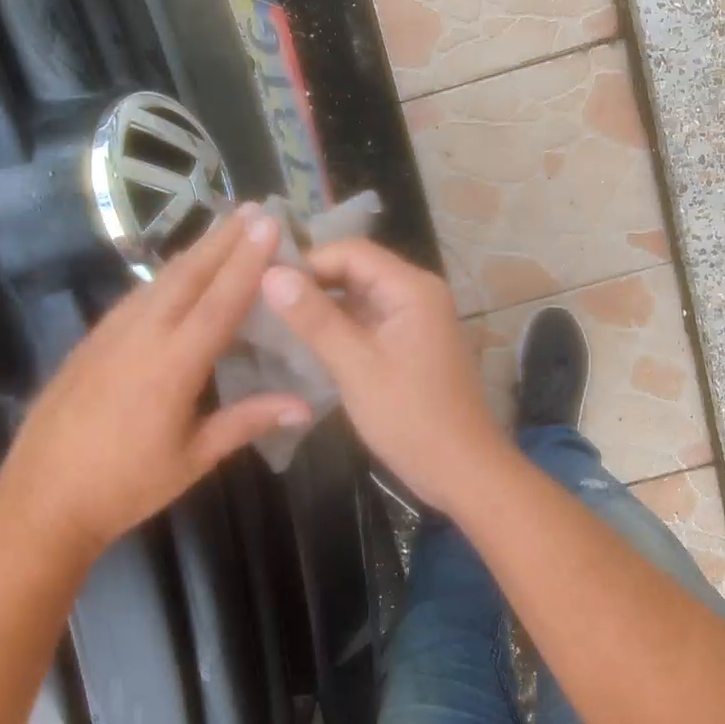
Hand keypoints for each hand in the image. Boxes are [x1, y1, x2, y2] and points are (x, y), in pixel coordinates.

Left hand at [0, 204, 308, 552]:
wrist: (41, 500)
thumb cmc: (125, 486)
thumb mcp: (193, 458)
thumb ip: (247, 421)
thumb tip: (305, 405)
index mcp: (173, 365)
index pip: (220, 301)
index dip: (247, 261)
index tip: (268, 224)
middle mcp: (141, 336)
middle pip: (188, 276)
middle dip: (223, 240)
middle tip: (253, 208)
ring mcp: (109, 335)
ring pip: (159, 282)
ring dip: (194, 253)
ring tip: (222, 230)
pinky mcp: (90, 342)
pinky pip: (136, 298)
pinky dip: (166, 278)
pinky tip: (175, 277)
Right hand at [260, 239, 509, 507]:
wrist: (462, 471)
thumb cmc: (410, 417)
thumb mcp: (356, 366)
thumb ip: (314, 318)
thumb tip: (270, 274)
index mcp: (412, 289)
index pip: (350, 252)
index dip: (306, 262)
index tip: (263, 284)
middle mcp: (418, 294)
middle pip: (356, 270)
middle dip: (312, 284)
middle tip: (262, 305)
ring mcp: (417, 320)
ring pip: (360, 298)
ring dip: (323, 308)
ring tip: (275, 324)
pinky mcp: (412, 345)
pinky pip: (370, 322)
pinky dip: (340, 328)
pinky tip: (306, 345)